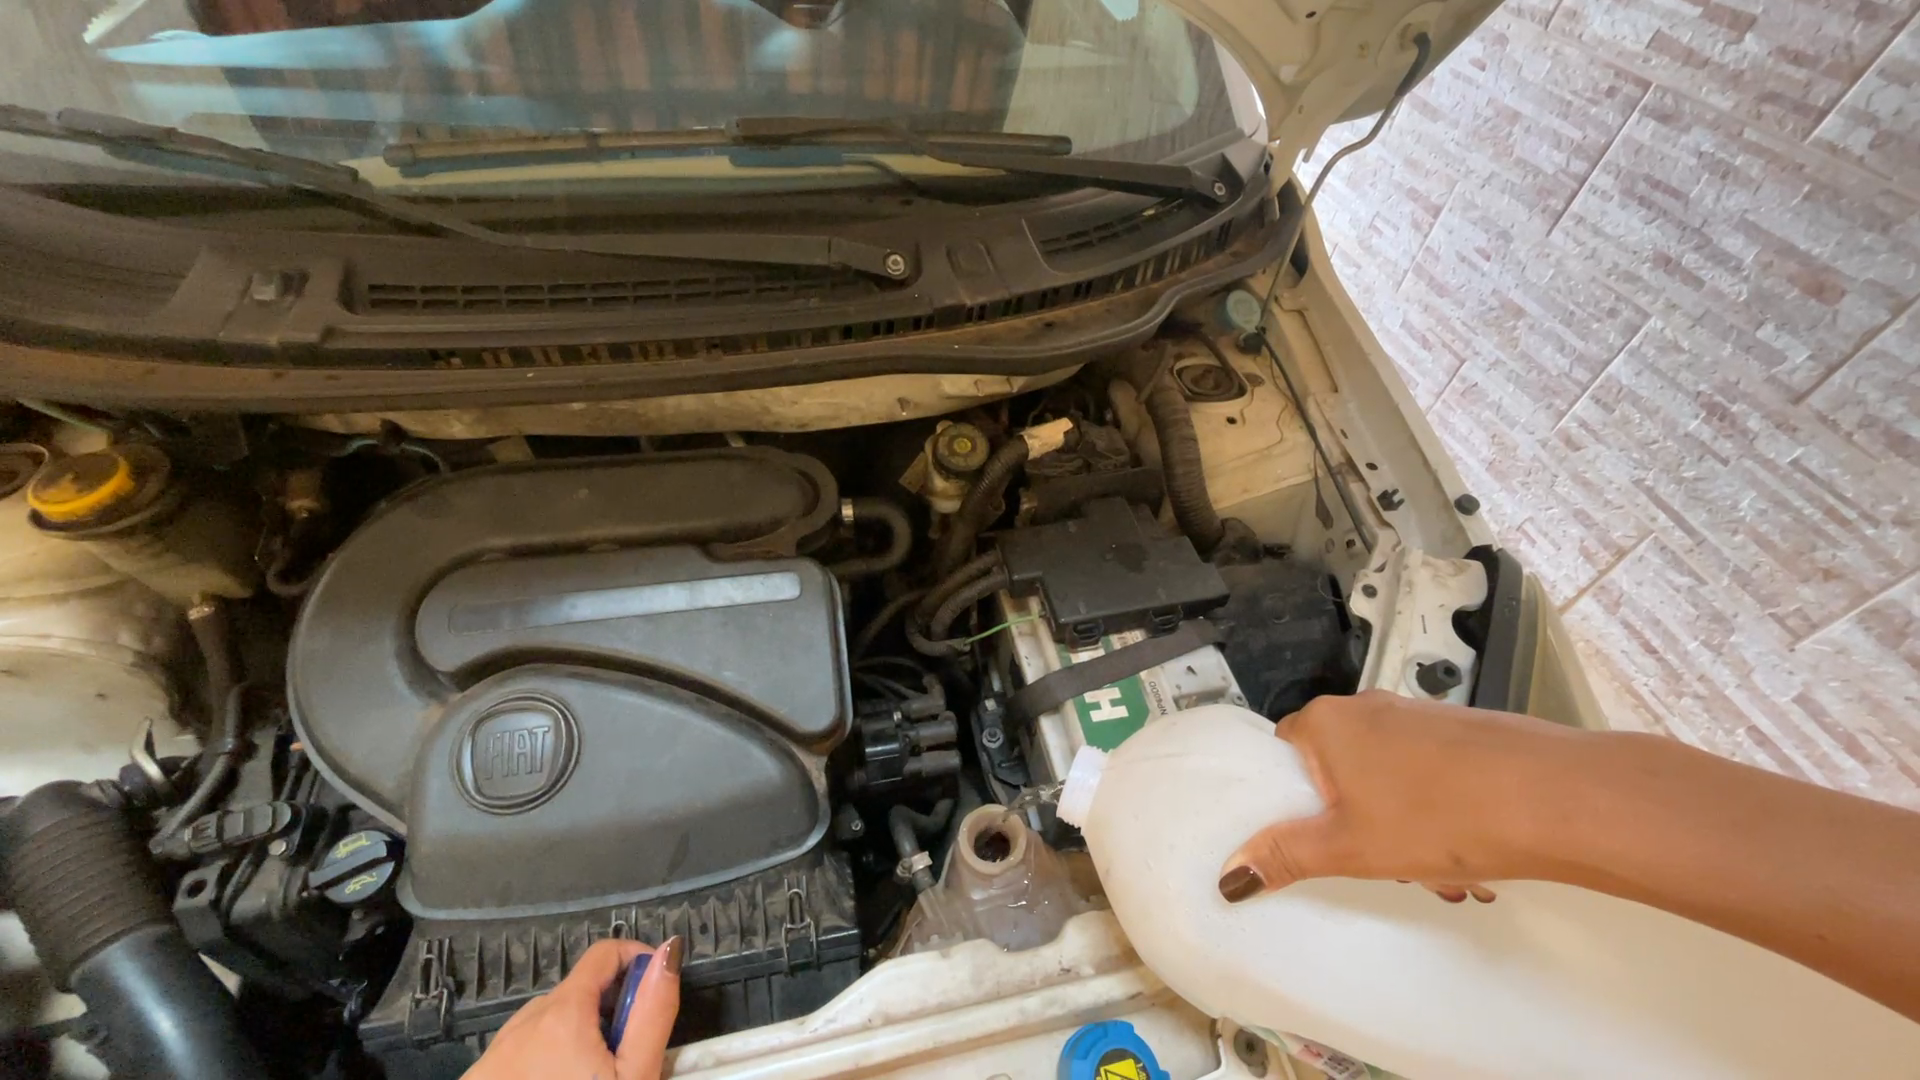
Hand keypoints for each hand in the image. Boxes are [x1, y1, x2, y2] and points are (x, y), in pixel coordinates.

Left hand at [464, 936, 682, 1079]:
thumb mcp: (634, 1079)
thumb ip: (654, 1011)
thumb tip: (668, 951)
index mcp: (562, 1015)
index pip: (604, 953)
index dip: (637, 960)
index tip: (654, 995)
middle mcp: (521, 1025)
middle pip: (578, 993)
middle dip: (609, 1012)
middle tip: (627, 1060)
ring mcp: (490, 1060)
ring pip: (548, 1025)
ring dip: (578, 1038)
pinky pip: (520, 1054)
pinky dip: (545, 1063)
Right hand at [1216, 690, 1592, 903]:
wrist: (1561, 798)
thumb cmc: (1437, 817)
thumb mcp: (1350, 847)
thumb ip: (1285, 855)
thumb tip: (1228, 876)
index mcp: (1326, 722)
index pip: (1282, 751)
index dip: (1292, 796)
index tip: (1312, 834)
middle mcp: (1366, 707)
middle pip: (1336, 767)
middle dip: (1352, 820)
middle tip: (1378, 863)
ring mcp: (1419, 714)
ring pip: (1385, 775)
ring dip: (1398, 823)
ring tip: (1437, 871)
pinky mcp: (1463, 730)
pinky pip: (1428, 772)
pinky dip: (1436, 809)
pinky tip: (1469, 851)